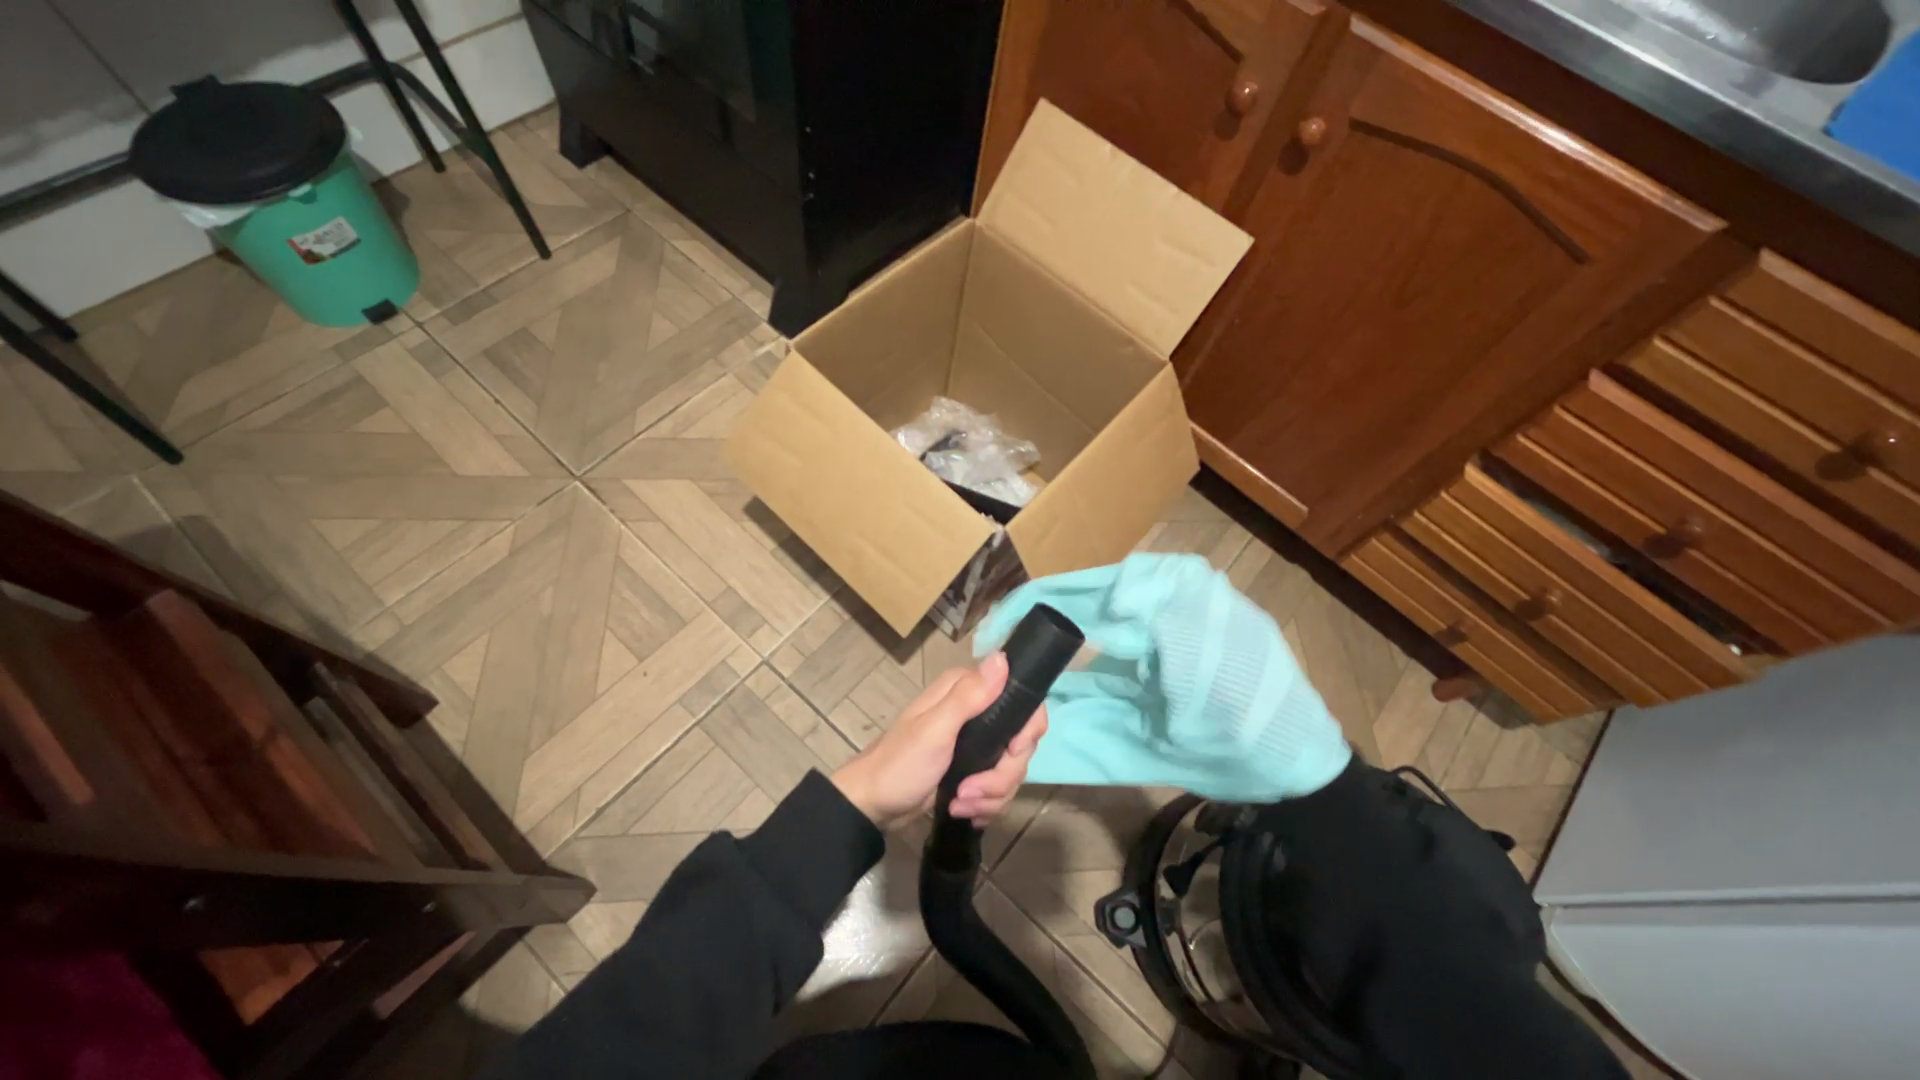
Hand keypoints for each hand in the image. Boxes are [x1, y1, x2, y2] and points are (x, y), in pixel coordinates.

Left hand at [830, 652, 1047, 829]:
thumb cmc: (899, 764)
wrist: (873, 805)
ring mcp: (976, 744)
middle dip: (1000, 777)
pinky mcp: (973, 770)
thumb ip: (969, 696)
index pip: (1023, 703)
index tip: (1012, 752)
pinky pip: (999, 788)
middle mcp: (976, 712)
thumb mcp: (934, 730)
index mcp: (965, 692)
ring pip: (1011, 771)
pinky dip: (985, 804)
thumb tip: (1003, 657)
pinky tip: (964, 810)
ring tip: (959, 804)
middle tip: (970, 790)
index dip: (1026, 731)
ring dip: (989, 796)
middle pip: (1020, 746)